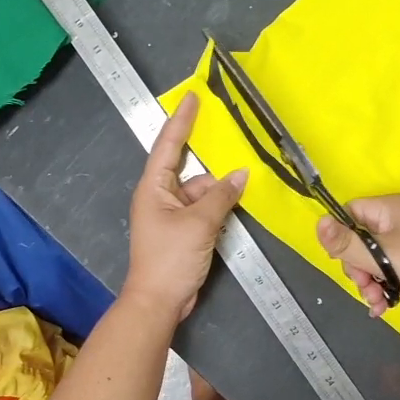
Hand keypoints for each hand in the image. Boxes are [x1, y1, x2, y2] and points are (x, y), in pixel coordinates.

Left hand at [121, 93, 248, 322]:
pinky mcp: (183, 233)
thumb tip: (241, 175)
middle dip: (211, 163)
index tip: (193, 97)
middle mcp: (160, 197)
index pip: (168, 144)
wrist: (159, 302)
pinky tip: (237, 204)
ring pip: (201, 192)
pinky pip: (203, 210)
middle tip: (234, 140)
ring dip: (219, 192)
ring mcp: (171, 216)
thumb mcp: (200, 224)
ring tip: (246, 184)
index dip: (182, 120)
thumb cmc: (170, 258)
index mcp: (154, 187)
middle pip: (189, 170)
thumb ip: (222, 196)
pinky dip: (218, 208)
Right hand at [316, 194, 399, 320]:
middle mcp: (397, 221)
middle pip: (358, 241)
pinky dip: (383, 288)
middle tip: (365, 284)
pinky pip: (388, 273)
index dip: (341, 237)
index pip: (349, 213)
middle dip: (356, 268)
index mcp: (389, 209)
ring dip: (368, 283)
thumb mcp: (380, 256)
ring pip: (372, 262)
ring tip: (376, 301)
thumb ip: (345, 243)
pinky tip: (382, 307)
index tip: (343, 259)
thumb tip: (317, 222)